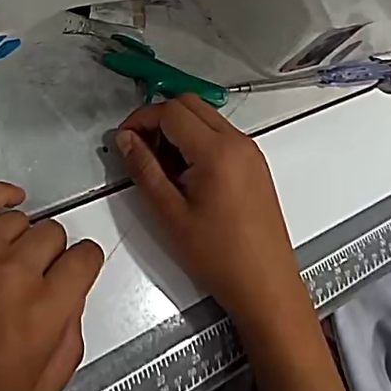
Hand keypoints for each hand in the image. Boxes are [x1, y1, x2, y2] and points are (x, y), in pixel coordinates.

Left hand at [0, 183, 103, 390]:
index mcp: (41, 316)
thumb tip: (71, 311)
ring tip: (18, 265)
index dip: (86, 267)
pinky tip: (12, 200)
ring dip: (27, 239)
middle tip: (44, 282)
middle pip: (55, 235)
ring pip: (24, 220)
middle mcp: (13, 276)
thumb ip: (66, 349)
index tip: (80, 273)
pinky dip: (2, 194)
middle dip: (56, 257)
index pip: (85, 259)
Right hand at [116, 95, 312, 336]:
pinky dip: (196, 140)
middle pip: (189, 104)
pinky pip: (220, 134)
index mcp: (217, 152)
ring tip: (160, 164)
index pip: (171, 111)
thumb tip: (126, 140)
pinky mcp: (254, 164)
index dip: (141, 119)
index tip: (125, 137)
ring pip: (205, 116)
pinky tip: (184, 172)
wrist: (265, 286)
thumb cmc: (221, 257)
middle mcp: (238, 143)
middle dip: (158, 118)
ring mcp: (250, 152)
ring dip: (178, 128)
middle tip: (139, 146)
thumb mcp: (169, 213)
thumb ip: (143, 169)